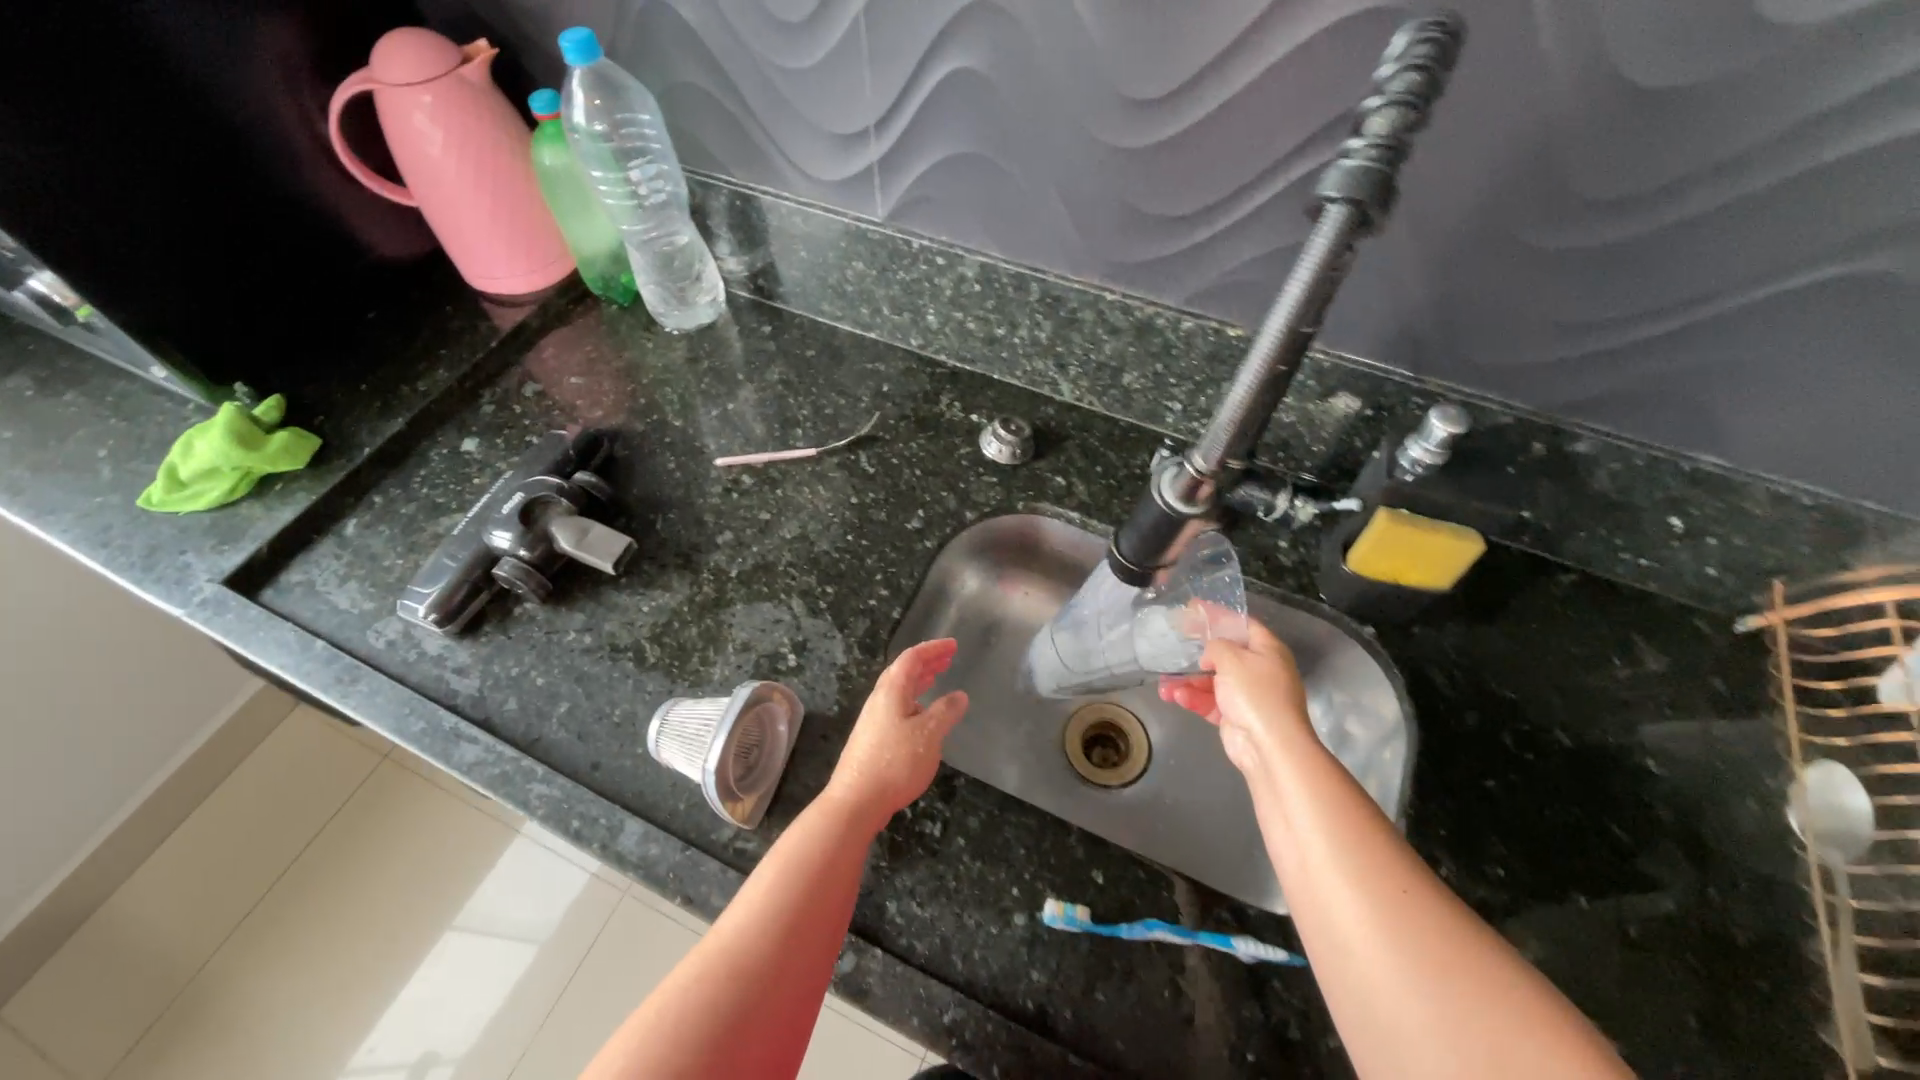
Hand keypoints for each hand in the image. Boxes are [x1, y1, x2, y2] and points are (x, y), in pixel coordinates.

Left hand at [823, 639, 968, 828]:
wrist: (856, 801)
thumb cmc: (894, 762)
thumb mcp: (928, 735)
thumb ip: (945, 712)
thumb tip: (960, 695)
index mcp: (891, 692)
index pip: (911, 658)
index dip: (933, 649)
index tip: (953, 646)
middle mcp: (879, 701)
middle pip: (902, 672)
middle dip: (926, 662)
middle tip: (947, 659)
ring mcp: (873, 721)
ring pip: (898, 691)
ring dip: (919, 682)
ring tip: (936, 679)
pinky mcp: (873, 740)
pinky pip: (896, 709)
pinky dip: (914, 702)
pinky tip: (923, 717)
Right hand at [1158, 620, 1314, 774]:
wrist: (1269, 745)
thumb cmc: (1255, 693)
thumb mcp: (1233, 658)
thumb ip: (1216, 646)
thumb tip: (1210, 655)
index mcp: (1267, 650)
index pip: (1241, 623)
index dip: (1217, 614)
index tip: (1192, 606)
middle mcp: (1259, 669)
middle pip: (1224, 653)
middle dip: (1197, 652)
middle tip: (1172, 641)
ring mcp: (1247, 695)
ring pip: (1212, 681)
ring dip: (1188, 680)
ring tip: (1164, 683)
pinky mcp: (1235, 716)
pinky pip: (1210, 702)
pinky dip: (1193, 698)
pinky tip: (1174, 697)